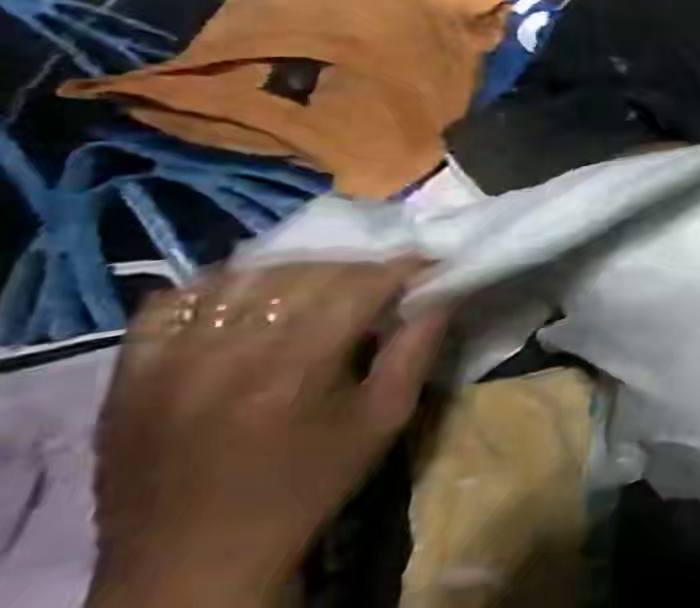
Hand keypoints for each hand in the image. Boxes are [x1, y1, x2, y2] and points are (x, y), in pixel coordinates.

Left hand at [89, 261, 449, 607]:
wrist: (194, 561)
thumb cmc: (307, 486)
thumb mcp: (384, 421)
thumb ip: (417, 350)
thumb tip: (442, 292)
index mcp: (297, 370)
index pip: (360, 285)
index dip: (401, 267)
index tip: (425, 266)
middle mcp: (229, 356)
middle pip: (305, 274)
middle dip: (355, 269)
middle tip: (378, 283)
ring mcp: (169, 362)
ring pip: (243, 279)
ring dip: (293, 273)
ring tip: (317, 289)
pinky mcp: (130, 374)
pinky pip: (173, 303)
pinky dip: (217, 289)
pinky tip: (245, 300)